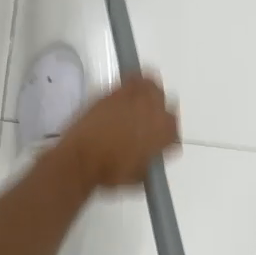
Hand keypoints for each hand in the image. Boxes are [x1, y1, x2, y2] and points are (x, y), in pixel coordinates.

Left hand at [54, 73, 179, 189]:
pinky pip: (131, 79)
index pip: (174, 129)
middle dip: (158, 112)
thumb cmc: (111, 172)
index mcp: (164, 132)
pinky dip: (131, 85)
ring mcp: (135, 98)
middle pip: (166, 103)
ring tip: (138, 103)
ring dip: (148, 94)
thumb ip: (152, 160)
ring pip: (152, 86)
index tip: (156, 141)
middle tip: (146, 122)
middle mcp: (155, 111)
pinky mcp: (116, 91)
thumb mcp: (139, 175)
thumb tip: (151, 153)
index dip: (165, 136)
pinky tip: (125, 94)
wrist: (81, 158)